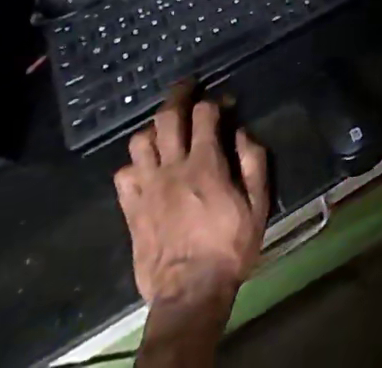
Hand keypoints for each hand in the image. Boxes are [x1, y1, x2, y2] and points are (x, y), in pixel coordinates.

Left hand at [114, 85, 270, 312]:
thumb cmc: (230, 247)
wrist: (190, 293)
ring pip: (139, 141)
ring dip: (153, 129)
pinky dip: (134, 164)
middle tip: (187, 88)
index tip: (223, 104)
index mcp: (205, 164)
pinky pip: (123, 174)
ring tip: (165, 130)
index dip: (214, 102)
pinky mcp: (131, 209)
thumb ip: (253, 162)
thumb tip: (242, 132)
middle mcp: (172, 167)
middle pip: (167, 117)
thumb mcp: (258, 205)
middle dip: (178, 96)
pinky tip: (146, 168)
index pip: (204, 114)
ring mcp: (147, 187)